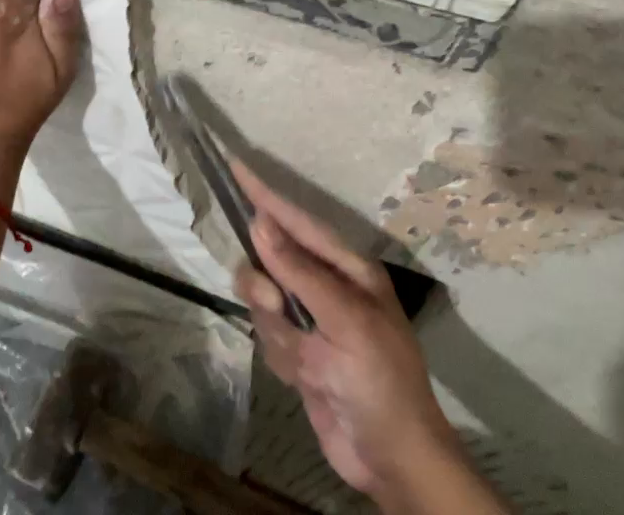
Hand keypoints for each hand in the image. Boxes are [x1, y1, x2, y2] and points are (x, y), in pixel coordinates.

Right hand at [234, 164, 459, 499]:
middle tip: (277, 308)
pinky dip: (282, 356)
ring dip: (278, 331)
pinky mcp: (298, 351)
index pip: (298, 222)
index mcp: (349, 269)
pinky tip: (307, 378)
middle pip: (270, 261)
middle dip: (266, 286)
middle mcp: (328, 287)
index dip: (265, 196)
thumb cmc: (380, 380)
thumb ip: (299, 271)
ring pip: (263, 300)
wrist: (389, 457)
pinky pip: (268, 335)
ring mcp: (311, 320)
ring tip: (305, 357)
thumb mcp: (345, 321)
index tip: (234, 167)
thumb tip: (259, 222)